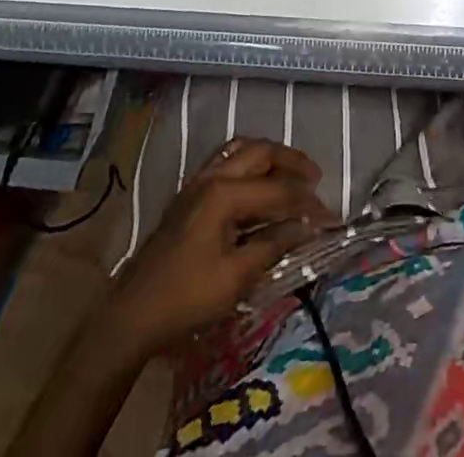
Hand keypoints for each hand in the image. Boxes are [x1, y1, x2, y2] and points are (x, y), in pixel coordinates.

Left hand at [104, 139, 332, 354]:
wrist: (132, 313)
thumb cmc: (186, 297)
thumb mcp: (237, 276)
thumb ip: (274, 244)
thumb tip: (308, 226)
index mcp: (223, 195)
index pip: (278, 189)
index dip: (308, 203)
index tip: (331, 217)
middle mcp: (210, 178)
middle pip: (259, 152)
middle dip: (291, 161)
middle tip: (316, 178)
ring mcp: (196, 183)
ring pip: (240, 150)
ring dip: (269, 156)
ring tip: (292, 173)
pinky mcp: (189, 195)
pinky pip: (226, 163)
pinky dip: (249, 164)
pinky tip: (260, 184)